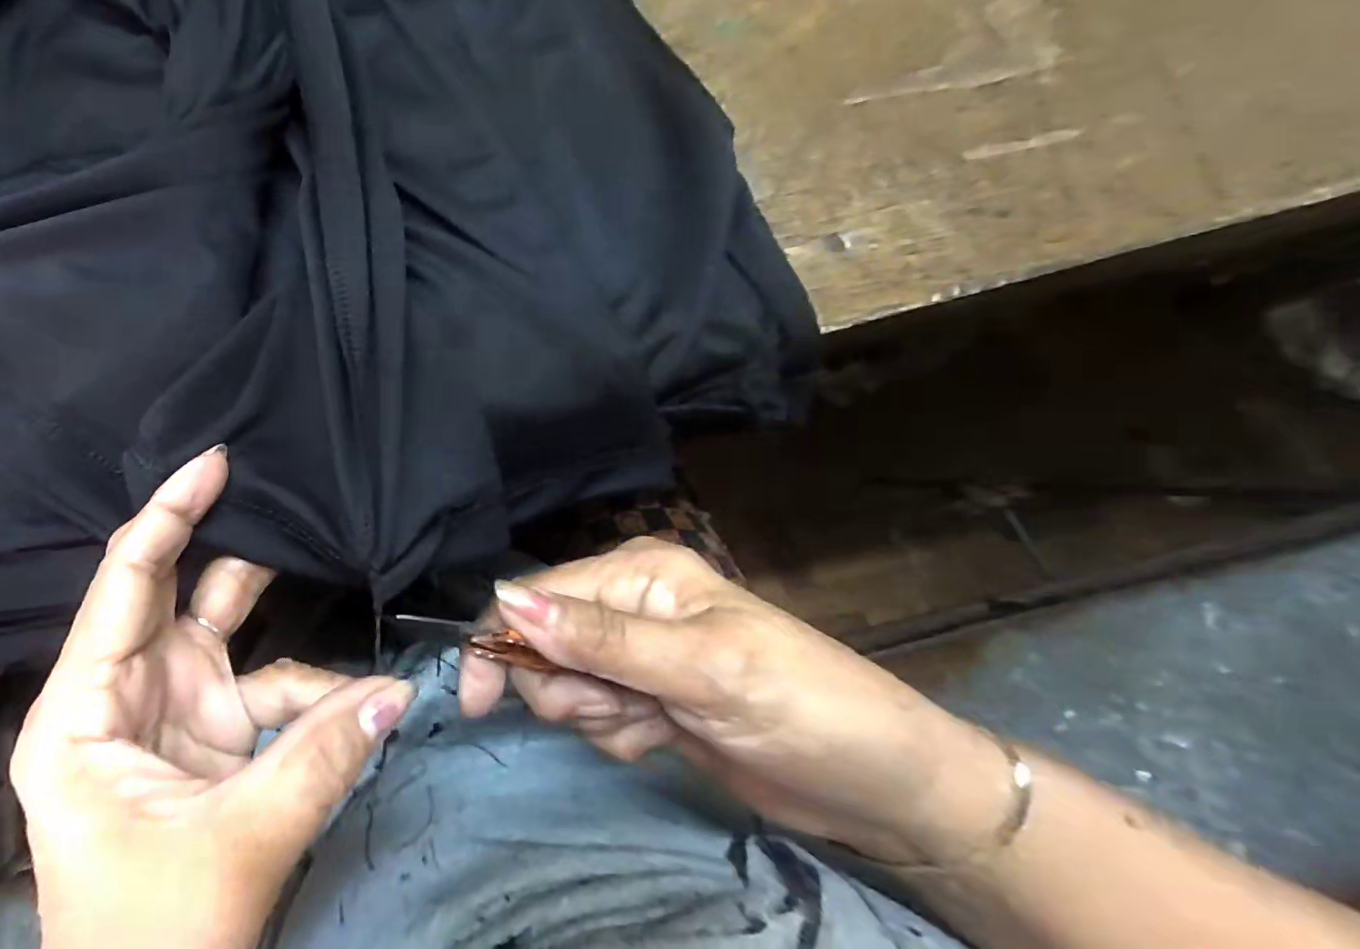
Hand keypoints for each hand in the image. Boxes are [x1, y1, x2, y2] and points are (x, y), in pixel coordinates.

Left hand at [12, 448, 413, 948]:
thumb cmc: (153, 935)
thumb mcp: (241, 839)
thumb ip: (323, 756)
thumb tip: (398, 692)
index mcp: (83, 709)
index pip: (126, 583)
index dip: (169, 515)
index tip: (215, 462)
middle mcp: (122, 693)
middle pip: (174, 591)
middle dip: (224, 541)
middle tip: (276, 490)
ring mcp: (172, 709)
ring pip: (231, 635)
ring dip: (286, 624)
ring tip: (337, 594)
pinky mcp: (213, 733)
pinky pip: (270, 689)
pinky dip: (316, 696)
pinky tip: (362, 708)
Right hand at [459, 538, 1015, 865]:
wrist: (879, 786)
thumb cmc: (801, 706)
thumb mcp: (700, 669)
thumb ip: (600, 638)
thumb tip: (505, 600)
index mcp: (638, 573)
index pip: (539, 596)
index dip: (502, 642)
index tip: (479, 702)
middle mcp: (629, 604)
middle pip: (543, 643)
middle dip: (567, 686)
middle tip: (621, 707)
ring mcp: (637, 654)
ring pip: (565, 684)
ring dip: (596, 714)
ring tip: (655, 722)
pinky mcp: (645, 697)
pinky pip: (593, 715)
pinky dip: (617, 733)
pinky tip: (663, 736)